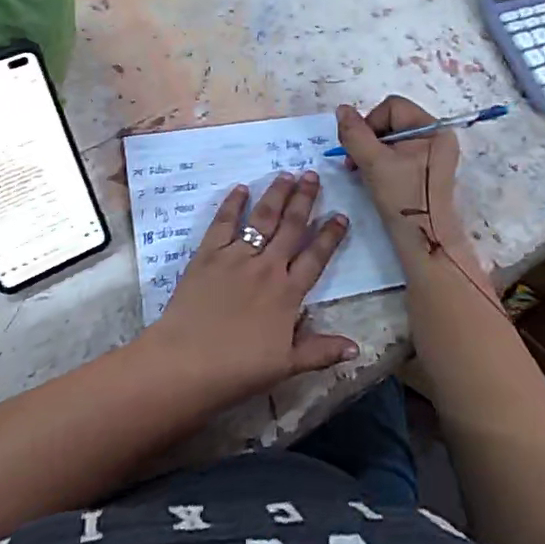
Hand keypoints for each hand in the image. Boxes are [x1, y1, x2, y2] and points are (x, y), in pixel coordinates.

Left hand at [140, 172, 356, 404]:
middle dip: (304, 200)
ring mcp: (236, 257)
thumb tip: (357, 348)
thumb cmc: (238, 369)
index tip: (341, 215)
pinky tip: (240, 188)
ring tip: (287, 174)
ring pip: (262, 218)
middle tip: (313, 175)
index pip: (316, 258)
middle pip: (291, 227)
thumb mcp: (286, 366)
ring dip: (276, 194)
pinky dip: (232, 204)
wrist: (187, 361)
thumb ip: (320, 351)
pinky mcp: (208, 254)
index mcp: (288, 293)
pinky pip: (223, 223)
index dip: (330, 236)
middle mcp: (266, 267)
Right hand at [335, 98, 476, 270]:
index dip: (369, 123)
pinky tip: (374, 177)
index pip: (392, 107)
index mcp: (433, 128)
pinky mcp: (429, 170)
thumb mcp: (373, 162)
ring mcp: (435, 154)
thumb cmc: (402, 198)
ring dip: (372, 151)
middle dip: (369, 138)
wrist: (425, 240)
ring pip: (393, 138)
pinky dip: (383, 161)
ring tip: (362, 171)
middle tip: (356, 162)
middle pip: (392, 120)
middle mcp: (438, 135)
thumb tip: (342, 109)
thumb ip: (354, 133)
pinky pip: (401, 153)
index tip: (359, 149)